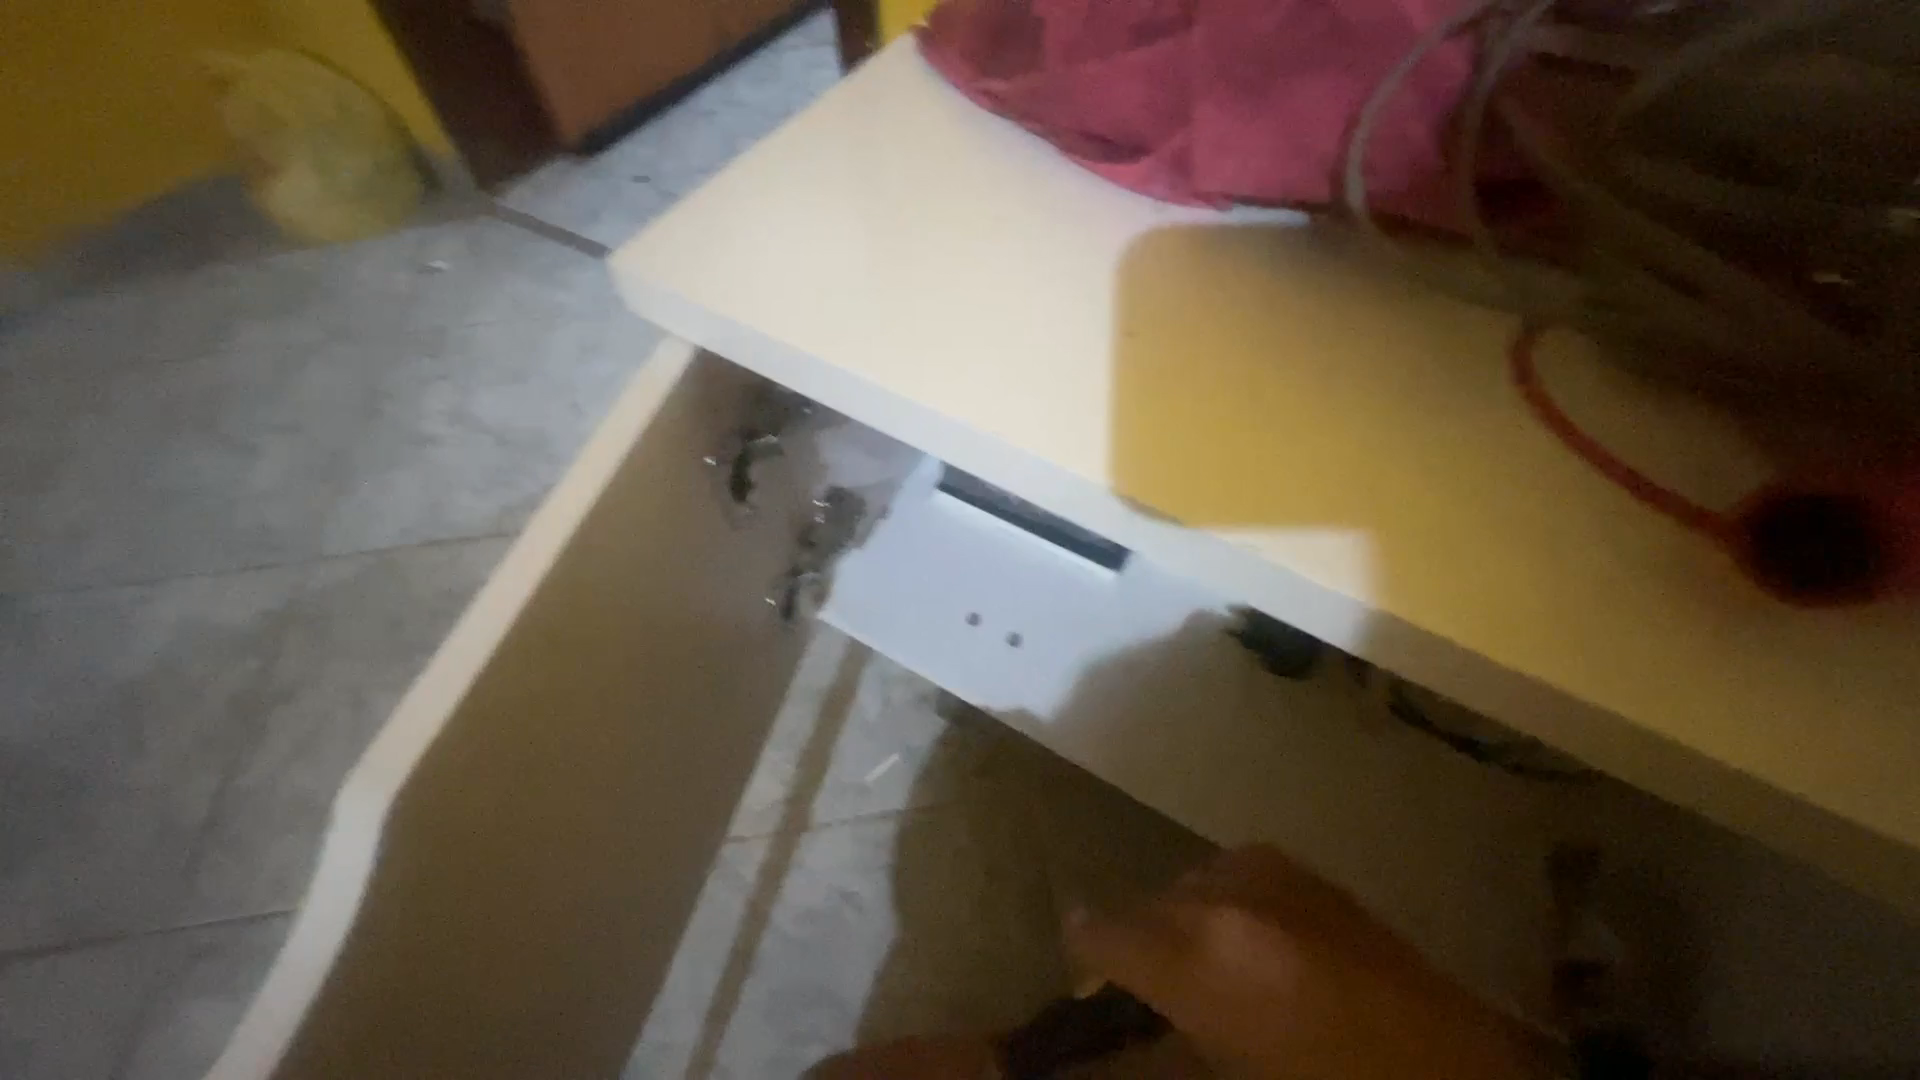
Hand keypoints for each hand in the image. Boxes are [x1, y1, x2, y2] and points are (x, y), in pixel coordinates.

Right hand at [1065, 845, 1546, 1079]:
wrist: (1453, 1074)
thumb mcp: (1231, 1071)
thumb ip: (1170, 1036)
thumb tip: (1131, 1010)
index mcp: (1196, 958)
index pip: (1104, 933)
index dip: (1087, 951)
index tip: (1085, 965)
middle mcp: (1223, 899)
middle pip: (1147, 907)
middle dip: (1140, 942)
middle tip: (1158, 988)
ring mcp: (1270, 876)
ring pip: (1191, 884)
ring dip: (1186, 920)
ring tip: (1215, 968)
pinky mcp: (1309, 872)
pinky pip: (1238, 874)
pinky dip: (1228, 902)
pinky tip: (1256, 941)